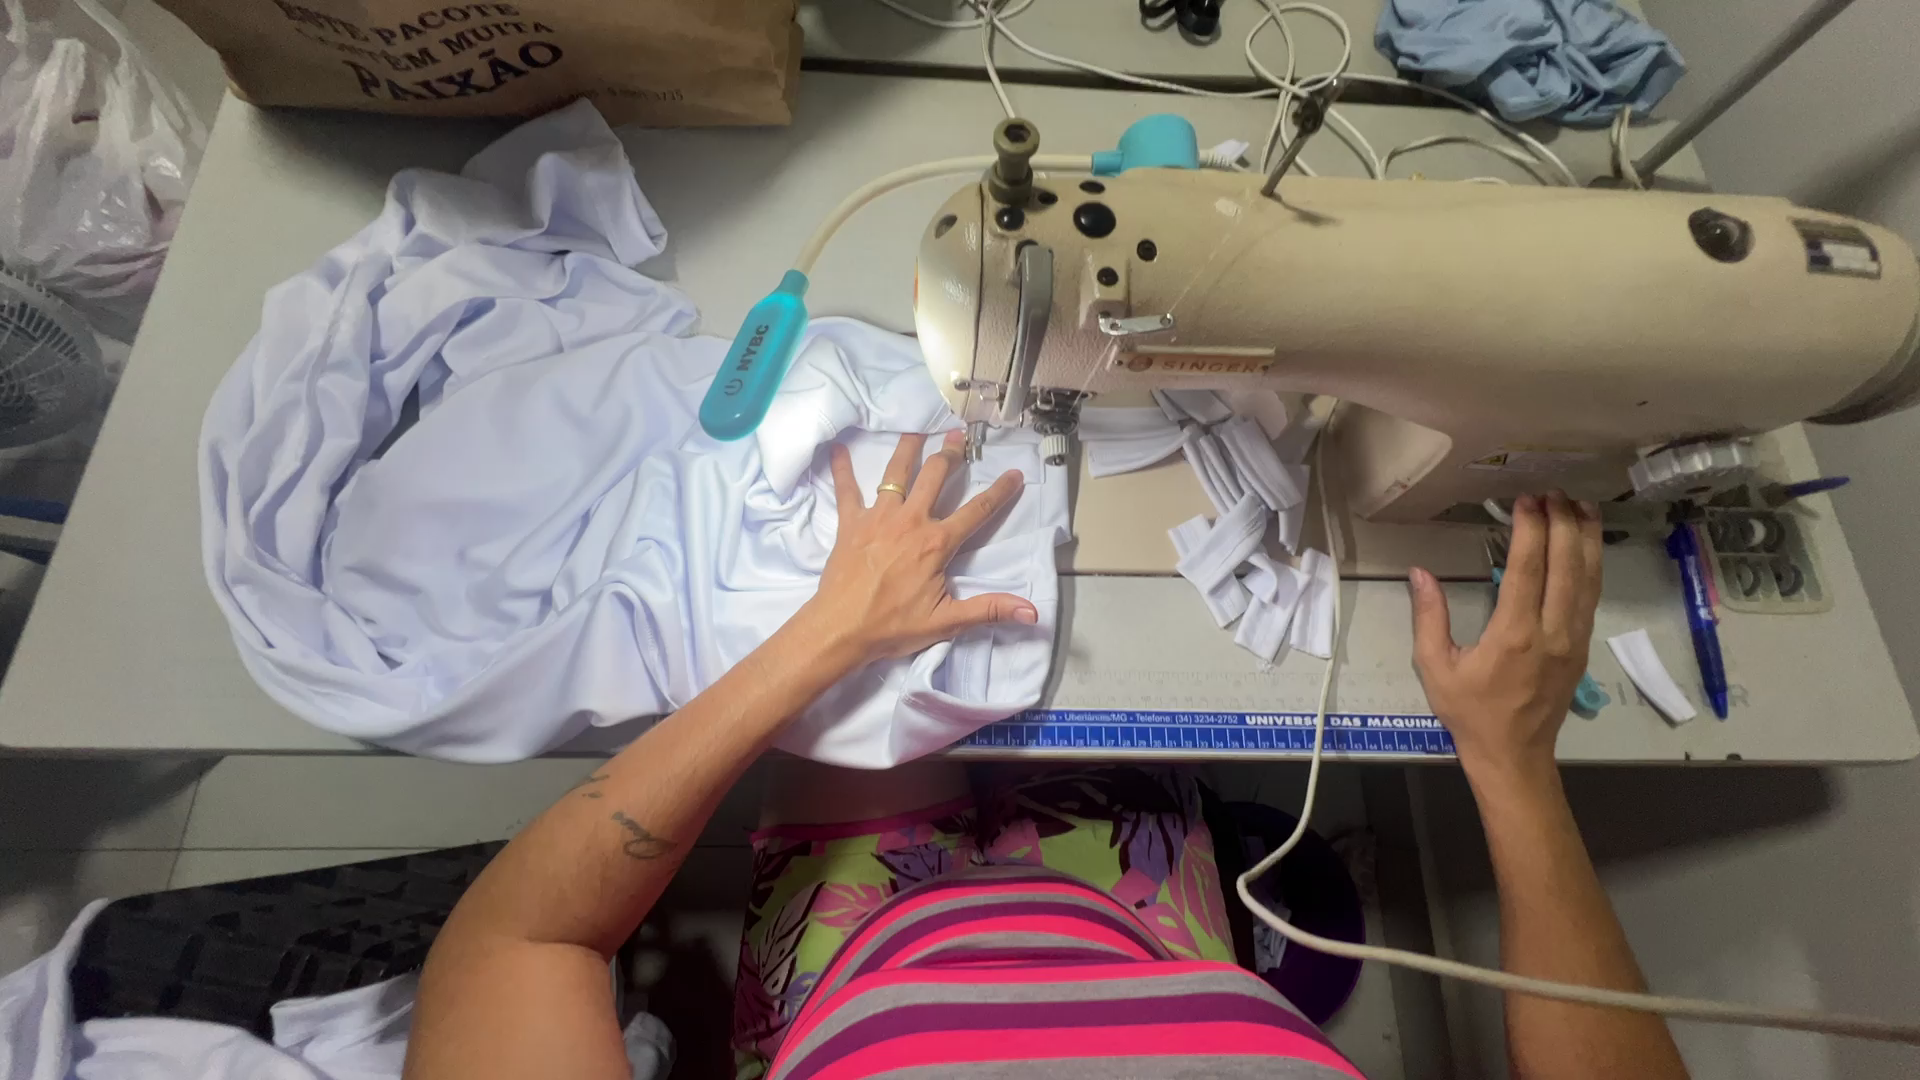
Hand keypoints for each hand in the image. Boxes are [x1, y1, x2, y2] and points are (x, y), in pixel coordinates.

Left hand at [796, 430, 1035, 665]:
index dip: (1000, 491)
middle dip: (950, 454)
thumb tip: (1032, 612)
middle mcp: (910, 521)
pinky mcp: (851, 523)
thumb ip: (989, 610)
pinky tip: (837, 447)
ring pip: (896, 472)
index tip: (1014, 473)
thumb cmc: (893, 627)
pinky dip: (841, 468)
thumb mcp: (947, 622)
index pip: (977, 511)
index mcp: (936, 543)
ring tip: (917, 430)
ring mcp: (878, 517)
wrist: (840, 629)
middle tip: (958, 435)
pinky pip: (846, 489)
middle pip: (935, 476)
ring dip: (908, 448)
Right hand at [1407, 492, 1602, 781]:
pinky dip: (1593, 564)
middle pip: (1567, 567)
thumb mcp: (1434, 666)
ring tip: (1581, 505)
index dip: (1530, 532)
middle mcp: (1552, 632)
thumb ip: (1429, 617)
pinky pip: (1591, 596)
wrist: (1513, 753)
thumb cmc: (1467, 710)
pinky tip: (1588, 546)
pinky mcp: (1581, 646)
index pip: (1526, 571)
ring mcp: (1574, 639)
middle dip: (1563, 525)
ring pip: (1589, 579)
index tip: (1526, 501)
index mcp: (1514, 636)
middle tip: (1554, 492)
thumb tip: (1420, 574)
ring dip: (1587, 539)